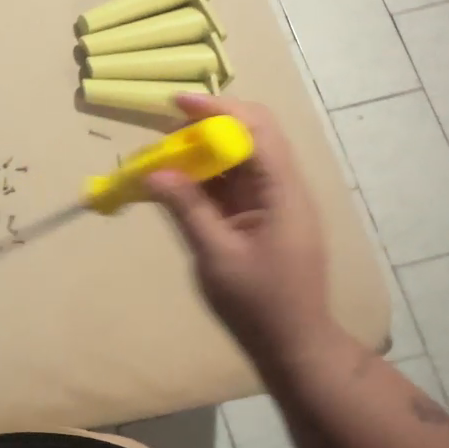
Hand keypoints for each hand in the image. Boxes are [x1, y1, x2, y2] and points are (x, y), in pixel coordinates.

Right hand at [145, 93, 337, 363]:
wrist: (294, 344)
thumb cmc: (260, 302)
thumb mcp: (217, 255)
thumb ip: (188, 209)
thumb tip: (154, 172)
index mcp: (282, 192)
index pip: (256, 130)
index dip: (218, 109)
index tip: (176, 103)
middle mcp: (281, 188)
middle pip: (250, 135)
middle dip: (206, 126)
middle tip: (164, 133)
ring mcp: (272, 202)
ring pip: (237, 158)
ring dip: (200, 152)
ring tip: (161, 158)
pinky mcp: (260, 217)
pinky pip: (231, 183)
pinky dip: (202, 177)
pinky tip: (174, 183)